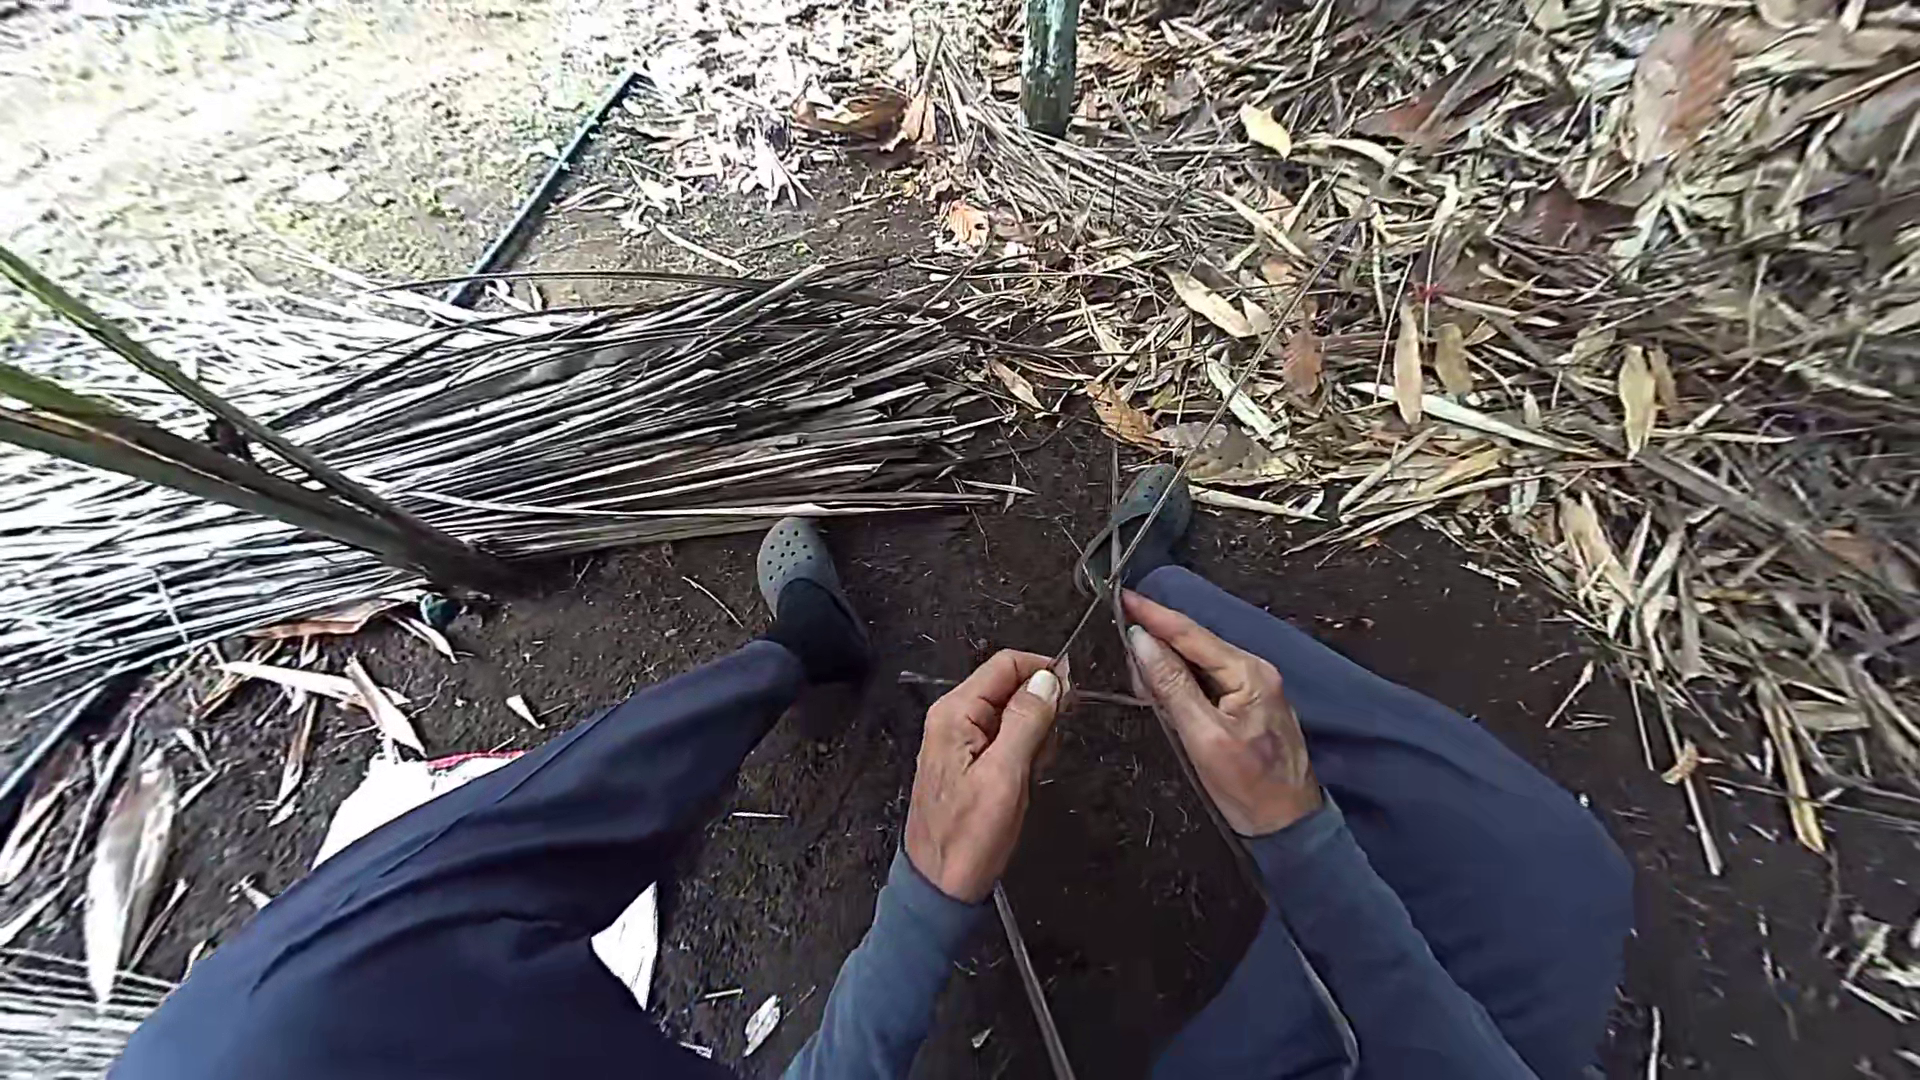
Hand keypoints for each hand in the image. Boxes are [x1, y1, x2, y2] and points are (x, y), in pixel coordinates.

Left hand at [905, 650, 1065, 902]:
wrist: (940, 888)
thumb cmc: (967, 838)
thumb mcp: (1004, 776)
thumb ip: (1026, 721)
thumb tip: (1048, 679)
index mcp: (955, 712)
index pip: (1004, 664)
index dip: (1042, 670)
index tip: (1072, 692)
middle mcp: (954, 717)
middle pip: (1009, 686)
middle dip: (1040, 709)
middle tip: (1048, 746)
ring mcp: (961, 738)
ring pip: (1013, 713)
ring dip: (1034, 734)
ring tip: (1032, 771)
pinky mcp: (969, 758)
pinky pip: (1006, 738)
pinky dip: (1024, 752)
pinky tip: (1024, 779)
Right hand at [1121, 590, 1320, 835]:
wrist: (1289, 828)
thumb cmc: (1248, 786)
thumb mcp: (1203, 735)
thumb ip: (1171, 684)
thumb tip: (1140, 641)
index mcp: (1248, 672)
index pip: (1190, 633)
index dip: (1153, 613)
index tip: (1122, 595)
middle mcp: (1252, 669)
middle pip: (1192, 642)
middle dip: (1154, 641)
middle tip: (1122, 650)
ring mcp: (1251, 683)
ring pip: (1195, 659)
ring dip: (1163, 663)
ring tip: (1139, 678)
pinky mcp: (1245, 699)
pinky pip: (1203, 676)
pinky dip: (1177, 680)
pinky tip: (1160, 691)